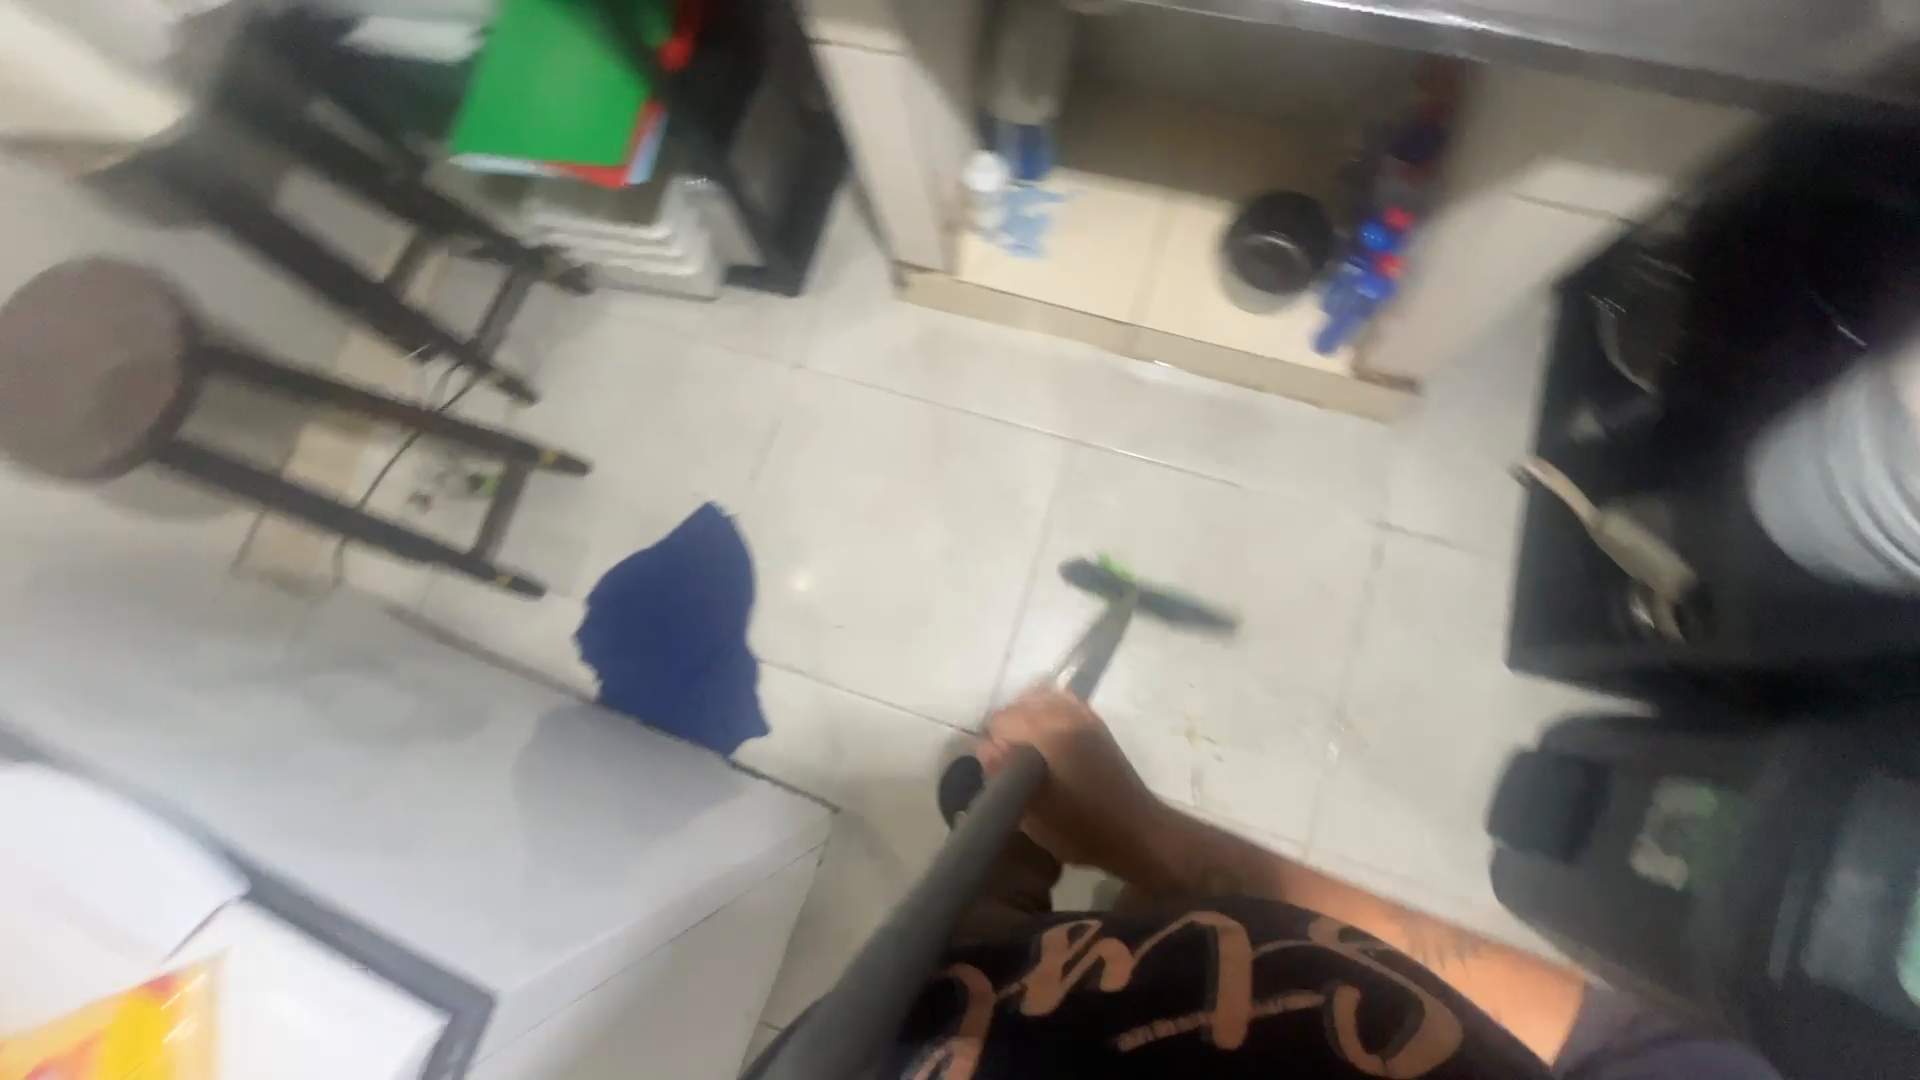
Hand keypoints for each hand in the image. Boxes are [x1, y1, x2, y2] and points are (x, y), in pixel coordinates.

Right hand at [977, 688, 1167, 873]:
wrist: (1136, 832)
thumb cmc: (1082, 828)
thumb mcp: (1033, 812)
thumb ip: (1003, 774)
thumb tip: (985, 747)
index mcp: (1050, 731)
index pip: (1001, 720)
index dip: (993, 745)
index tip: (999, 771)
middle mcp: (1066, 713)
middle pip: (1019, 704)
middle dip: (1008, 729)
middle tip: (1011, 764)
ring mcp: (1084, 714)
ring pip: (1039, 698)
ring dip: (1027, 718)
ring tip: (1028, 751)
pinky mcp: (1095, 722)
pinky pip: (1061, 701)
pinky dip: (1047, 712)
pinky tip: (1047, 738)